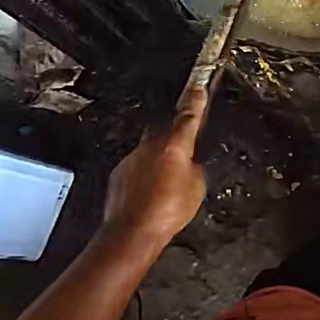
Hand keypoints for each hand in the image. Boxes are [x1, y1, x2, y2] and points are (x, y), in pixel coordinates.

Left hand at [101, 87, 207, 245]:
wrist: (132, 232)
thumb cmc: (167, 211)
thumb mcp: (197, 188)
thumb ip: (195, 168)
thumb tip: (190, 163)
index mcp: (175, 145)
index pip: (189, 116)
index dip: (196, 101)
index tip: (199, 88)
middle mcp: (151, 145)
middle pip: (167, 134)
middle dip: (175, 144)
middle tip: (183, 161)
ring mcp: (133, 158)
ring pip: (151, 152)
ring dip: (159, 164)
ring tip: (165, 189)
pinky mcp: (120, 172)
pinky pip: (137, 167)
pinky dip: (145, 176)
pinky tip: (150, 195)